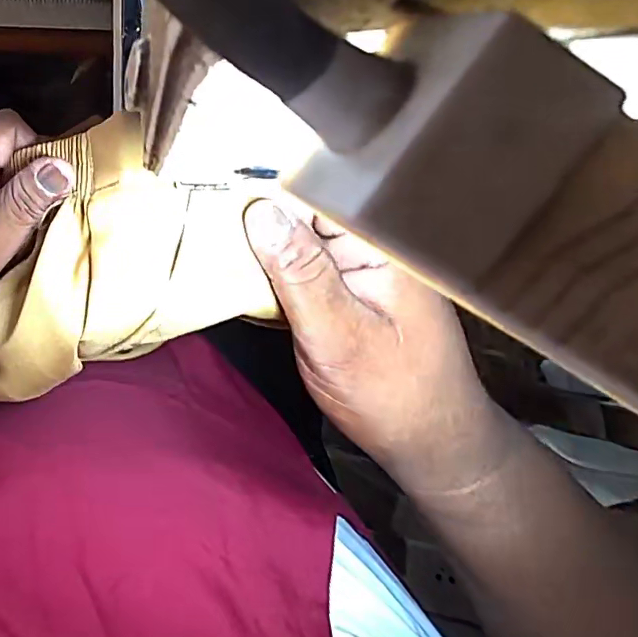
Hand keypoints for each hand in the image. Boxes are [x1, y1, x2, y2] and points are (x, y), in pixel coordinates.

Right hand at [242, 200, 516, 494]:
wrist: (427, 441)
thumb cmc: (393, 395)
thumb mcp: (338, 335)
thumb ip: (300, 274)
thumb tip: (261, 214)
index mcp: (380, 246)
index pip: (315, 197)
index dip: (266, 194)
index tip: (221, 203)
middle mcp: (370, 247)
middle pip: (302, 214)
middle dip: (257, 221)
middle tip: (210, 230)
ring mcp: (357, 268)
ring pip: (296, 241)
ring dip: (261, 250)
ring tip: (221, 252)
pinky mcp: (344, 288)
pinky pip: (300, 268)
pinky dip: (273, 275)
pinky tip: (248, 280)